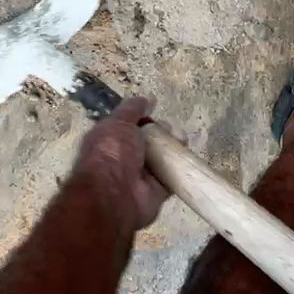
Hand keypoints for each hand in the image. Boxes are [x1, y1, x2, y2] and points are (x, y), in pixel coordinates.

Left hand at [69, 97, 169, 232]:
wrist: (115, 195)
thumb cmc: (112, 151)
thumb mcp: (119, 121)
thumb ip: (133, 109)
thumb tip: (148, 99)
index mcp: (108, 140)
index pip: (127, 126)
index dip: (141, 118)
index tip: (154, 111)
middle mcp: (122, 158)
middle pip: (146, 141)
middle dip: (159, 132)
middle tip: (170, 128)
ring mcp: (138, 176)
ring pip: (159, 158)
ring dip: (171, 148)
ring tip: (181, 139)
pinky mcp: (155, 193)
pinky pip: (169, 178)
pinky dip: (178, 168)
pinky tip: (185, 156)